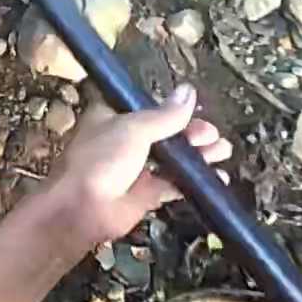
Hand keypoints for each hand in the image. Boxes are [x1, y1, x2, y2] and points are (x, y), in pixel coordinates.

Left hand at [35, 83, 233, 254]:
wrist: (81, 209)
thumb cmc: (101, 160)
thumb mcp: (134, 129)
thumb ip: (164, 115)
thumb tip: (189, 91)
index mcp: (115, 116)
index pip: (150, 107)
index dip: (174, 109)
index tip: (198, 111)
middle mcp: (125, 139)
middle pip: (166, 132)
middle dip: (192, 132)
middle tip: (213, 136)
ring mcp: (135, 167)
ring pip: (172, 158)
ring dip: (197, 155)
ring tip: (221, 152)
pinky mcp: (144, 193)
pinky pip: (173, 184)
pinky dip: (194, 181)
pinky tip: (216, 178)